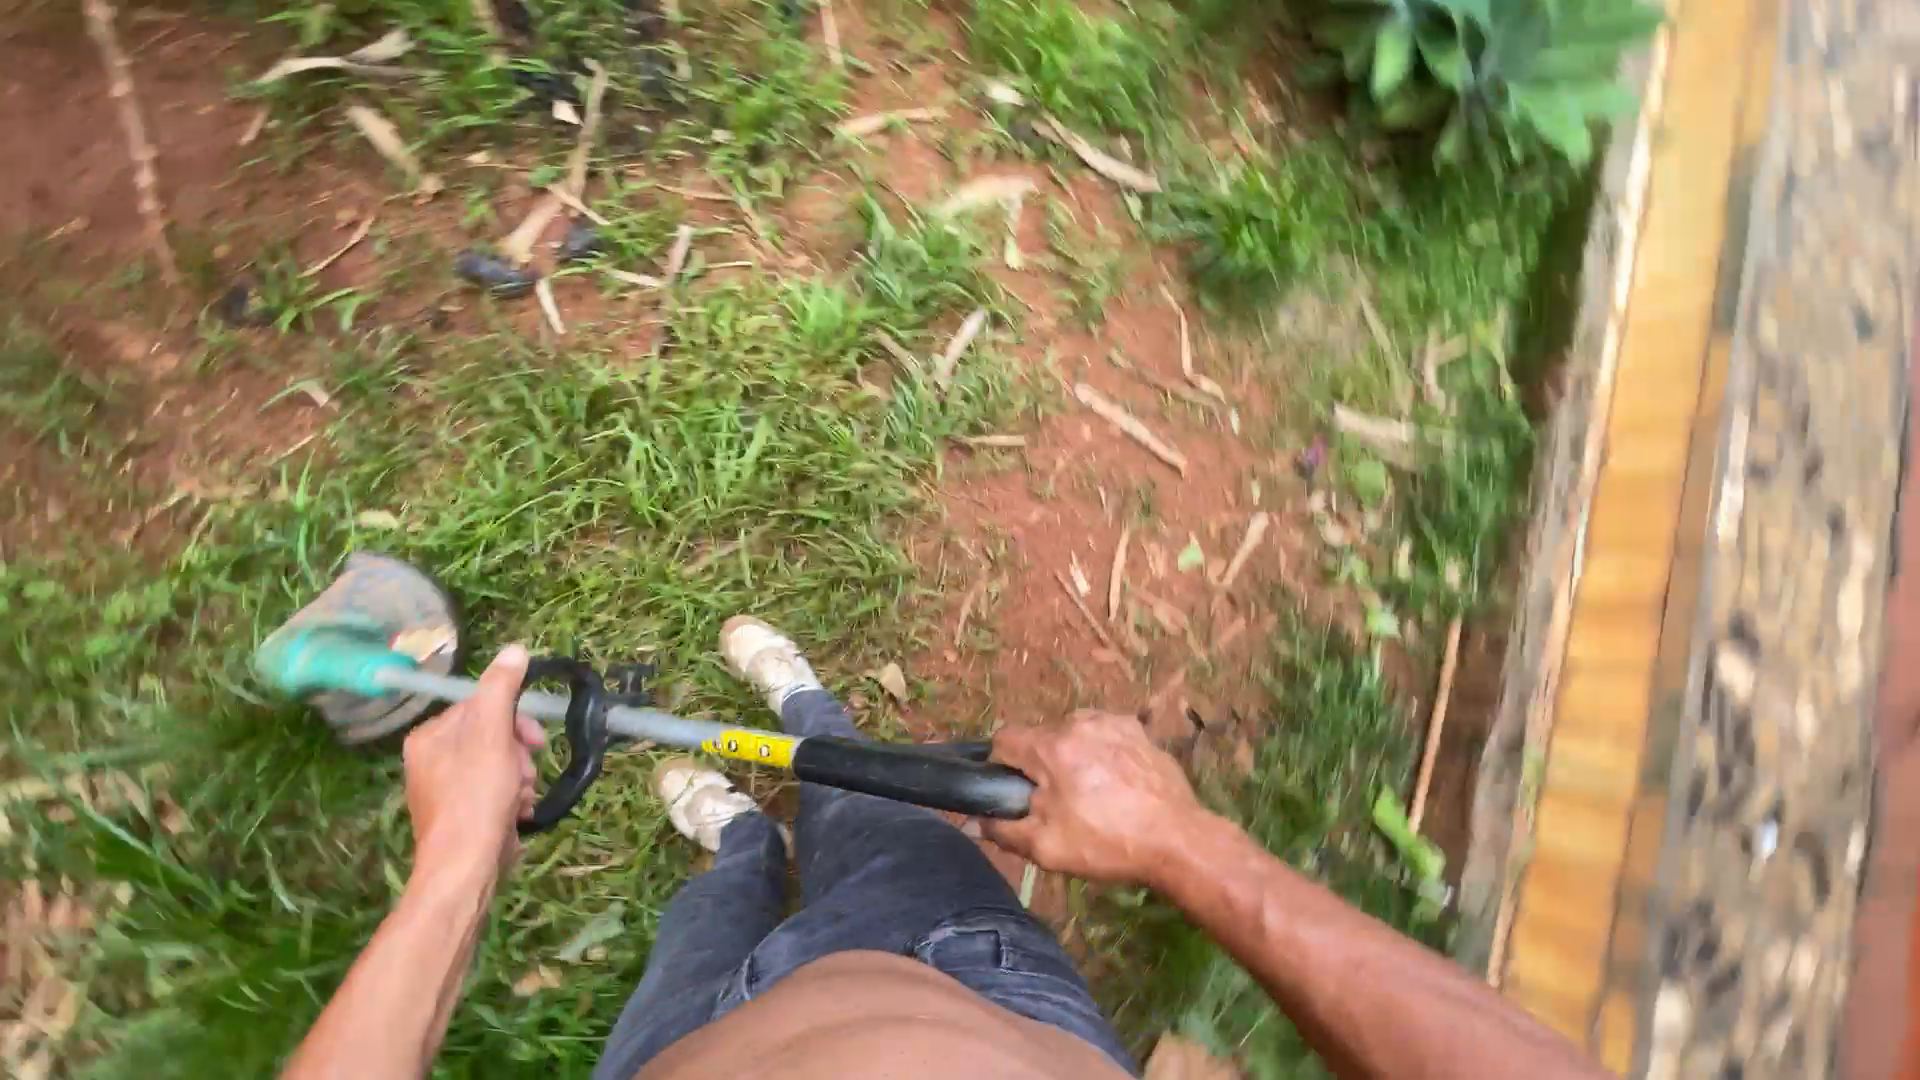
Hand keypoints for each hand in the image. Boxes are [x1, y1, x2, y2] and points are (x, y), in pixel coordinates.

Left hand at [402, 645, 545, 874]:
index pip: (483, 707)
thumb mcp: (492, 735)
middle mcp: (431, 759)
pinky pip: (496, 788)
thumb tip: (514, 650)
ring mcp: (445, 788)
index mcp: (429, 737)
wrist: (465, 865)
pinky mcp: (462, 812)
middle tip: (526, 771)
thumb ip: (501, 689)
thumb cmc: (476, 795)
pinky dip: (512, 795)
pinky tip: (516, 809)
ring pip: (501, 761)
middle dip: (520, 752)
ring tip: (520, 796)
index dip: (516, 720)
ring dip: (521, 774)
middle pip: (494, 734)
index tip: (536, 740)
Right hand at [981, 709, 1210, 886]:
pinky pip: (1102, 735)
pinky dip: (1100, 752)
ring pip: (1071, 734)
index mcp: (1051, 746)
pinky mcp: (1137, 729)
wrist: (1178, 841)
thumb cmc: (1107, 843)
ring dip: (1070, 756)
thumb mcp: (1047, 848)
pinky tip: (1116, 783)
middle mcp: (1078, 722)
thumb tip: (975, 821)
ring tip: (1090, 794)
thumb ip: (1004, 830)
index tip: (1016, 792)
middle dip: (1040, 765)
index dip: (1001, 766)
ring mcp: (1111, 721)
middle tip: (1057, 803)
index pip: (1004, 739)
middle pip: (1040, 737)